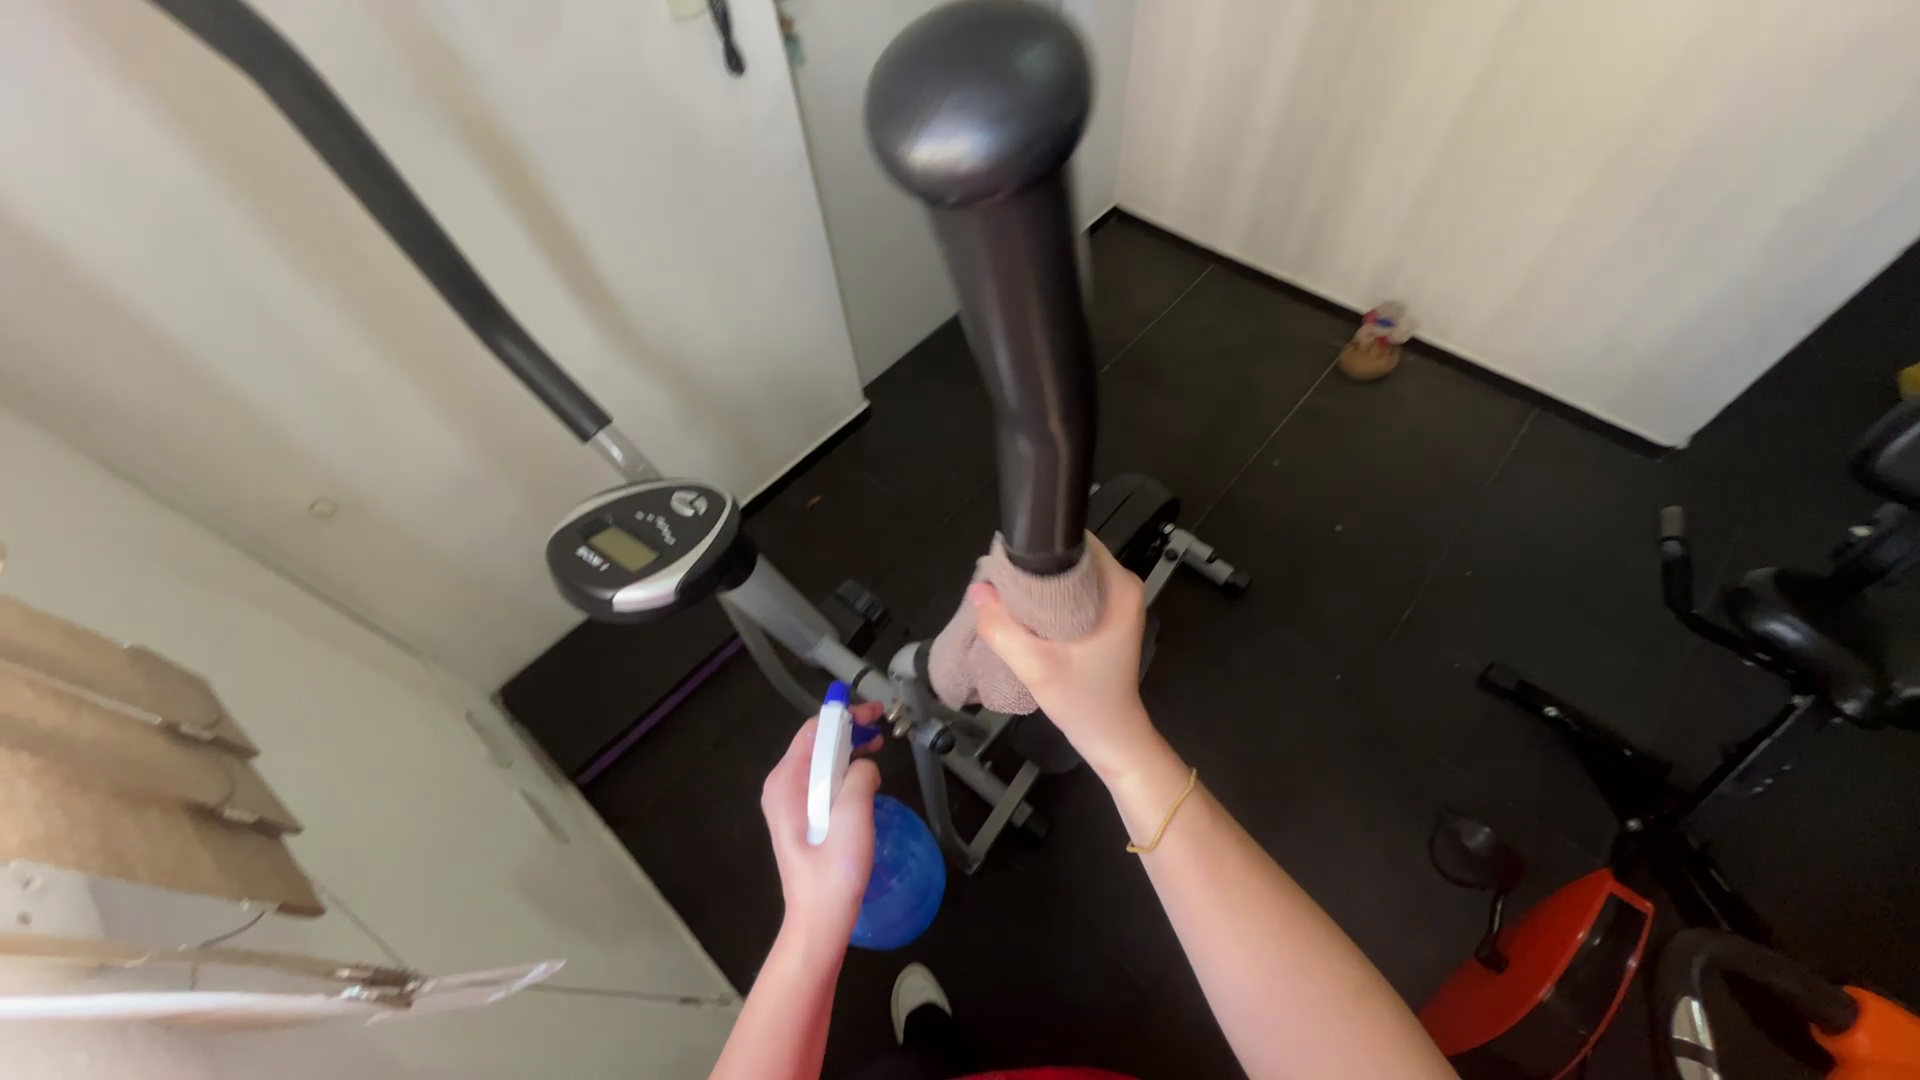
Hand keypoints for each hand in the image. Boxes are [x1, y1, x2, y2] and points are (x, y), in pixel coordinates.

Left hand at [760, 703, 884, 951]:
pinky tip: (865, 779)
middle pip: (816, 741)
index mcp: (786, 781)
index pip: (814, 729)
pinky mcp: (800, 816)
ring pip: (821, 760)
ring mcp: (788, 802)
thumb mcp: (853, 817)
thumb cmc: (834, 871)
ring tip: (877, 749)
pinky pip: (822, 780)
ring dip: (849, 750)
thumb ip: (860, 777)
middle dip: (849, 730)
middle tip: (882, 730)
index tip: (876, 713)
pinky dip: (844, 770)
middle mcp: (781, 786)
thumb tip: (865, 764)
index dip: (845, 715)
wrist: (820, 920)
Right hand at [968, 542, 1159, 777]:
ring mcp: (1116, 600)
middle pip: (1070, 554)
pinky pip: (1072, 590)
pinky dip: (1049, 597)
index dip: (1040, 545)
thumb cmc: (1083, 700)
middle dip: (1035, 564)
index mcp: (1119, 586)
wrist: (1110, 735)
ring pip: (1069, 572)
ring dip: (1040, 582)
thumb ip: (1001, 628)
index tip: (1009, 560)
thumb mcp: (1036, 666)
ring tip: (1010, 597)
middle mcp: (1123, 585)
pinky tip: (1027, 612)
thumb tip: (977, 590)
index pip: (1075, 541)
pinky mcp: (1106, 614)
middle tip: (1003, 582)